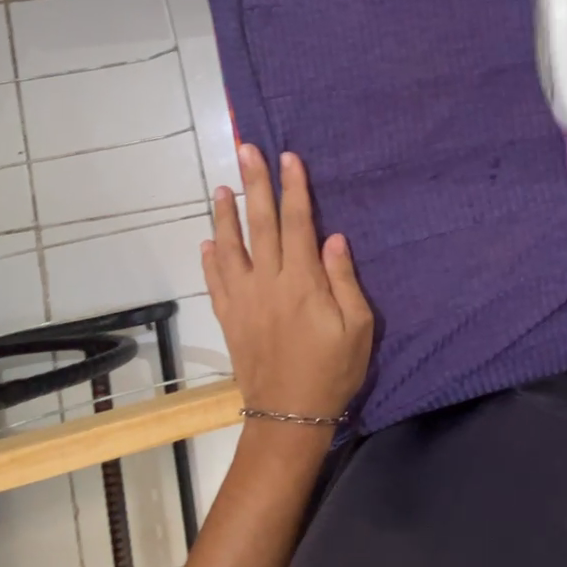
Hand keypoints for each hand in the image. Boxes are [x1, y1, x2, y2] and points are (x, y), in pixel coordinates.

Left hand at [202, 144, 373, 419]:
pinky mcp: (231, 318)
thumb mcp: (358, 326)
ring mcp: (244, 300)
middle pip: (261, 225)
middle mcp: (269, 283)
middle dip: (256, 185)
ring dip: (226, 215)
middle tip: (246, 151)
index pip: (297, 224)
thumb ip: (344, 279)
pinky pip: (217, 281)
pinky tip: (208, 241)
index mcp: (303, 282)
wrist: (289, 415)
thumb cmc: (334, 369)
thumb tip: (334, 238)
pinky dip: (211, 258)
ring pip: (232, 248)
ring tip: (221, 187)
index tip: (288, 158)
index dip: (294, 189)